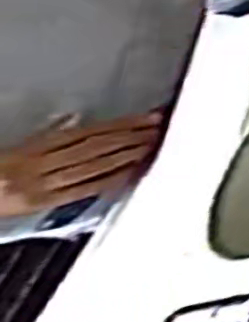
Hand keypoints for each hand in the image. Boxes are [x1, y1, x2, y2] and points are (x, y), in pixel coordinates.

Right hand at [0, 111, 163, 216]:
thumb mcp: (12, 149)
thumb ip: (46, 136)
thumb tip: (76, 119)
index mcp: (27, 150)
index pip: (84, 132)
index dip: (121, 124)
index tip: (150, 117)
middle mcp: (34, 166)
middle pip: (93, 148)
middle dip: (131, 136)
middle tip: (160, 128)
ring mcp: (37, 186)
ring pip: (93, 167)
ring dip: (128, 155)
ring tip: (154, 144)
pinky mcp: (38, 205)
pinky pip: (82, 189)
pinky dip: (111, 178)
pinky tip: (134, 169)